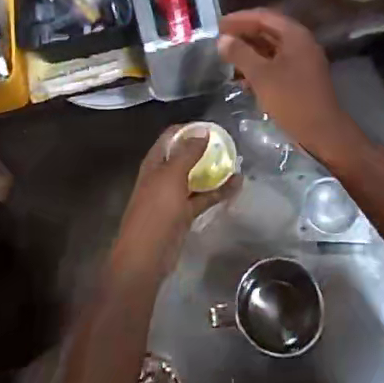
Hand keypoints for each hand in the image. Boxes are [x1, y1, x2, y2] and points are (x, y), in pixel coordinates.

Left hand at [118, 127, 233, 260]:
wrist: (146, 255)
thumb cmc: (156, 212)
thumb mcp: (171, 177)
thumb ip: (187, 154)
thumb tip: (202, 131)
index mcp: (154, 164)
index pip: (171, 137)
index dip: (189, 129)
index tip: (213, 127)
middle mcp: (162, 176)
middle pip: (184, 156)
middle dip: (204, 149)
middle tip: (229, 144)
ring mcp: (173, 196)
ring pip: (195, 178)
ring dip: (214, 170)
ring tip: (237, 162)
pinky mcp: (184, 214)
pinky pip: (203, 198)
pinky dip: (218, 192)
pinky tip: (237, 186)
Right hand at [217, 9, 361, 160]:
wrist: (322, 131)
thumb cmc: (292, 100)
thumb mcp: (261, 76)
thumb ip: (240, 54)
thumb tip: (223, 39)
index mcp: (295, 35)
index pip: (264, 16)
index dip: (239, 18)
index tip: (218, 24)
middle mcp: (301, 42)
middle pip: (268, 30)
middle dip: (244, 33)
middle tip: (220, 39)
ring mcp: (303, 60)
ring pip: (272, 47)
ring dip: (250, 50)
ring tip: (227, 56)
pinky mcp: (301, 76)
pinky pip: (276, 62)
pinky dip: (259, 65)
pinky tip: (242, 76)